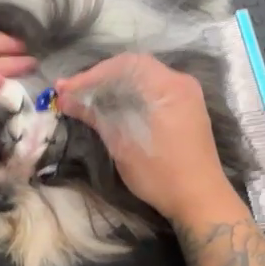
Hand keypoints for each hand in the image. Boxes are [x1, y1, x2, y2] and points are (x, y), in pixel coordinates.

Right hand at [57, 54, 239, 222]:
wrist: (201, 201)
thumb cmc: (161, 173)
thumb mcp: (122, 144)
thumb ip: (95, 114)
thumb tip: (64, 98)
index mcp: (169, 86)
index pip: (125, 64)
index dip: (92, 73)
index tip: (67, 89)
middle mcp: (180, 83)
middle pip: (133, 68)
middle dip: (100, 79)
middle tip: (72, 93)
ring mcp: (185, 96)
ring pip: (142, 80)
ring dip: (113, 88)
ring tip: (86, 100)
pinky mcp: (185, 110)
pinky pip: (152, 92)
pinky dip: (129, 96)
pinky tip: (111, 108)